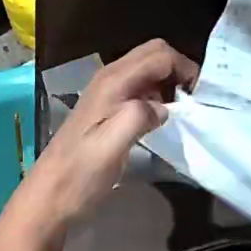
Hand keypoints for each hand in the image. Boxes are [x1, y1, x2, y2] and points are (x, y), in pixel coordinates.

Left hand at [17, 39, 196, 231]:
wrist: (50, 197)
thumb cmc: (80, 174)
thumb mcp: (110, 148)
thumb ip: (138, 118)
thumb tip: (163, 107)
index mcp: (112, 82)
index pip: (158, 55)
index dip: (184, 68)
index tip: (201, 97)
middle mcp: (110, 79)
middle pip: (153, 54)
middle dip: (178, 70)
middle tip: (193, 102)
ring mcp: (108, 92)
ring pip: (147, 70)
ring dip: (169, 83)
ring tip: (183, 112)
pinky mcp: (108, 108)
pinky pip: (140, 88)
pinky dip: (158, 95)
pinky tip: (163, 120)